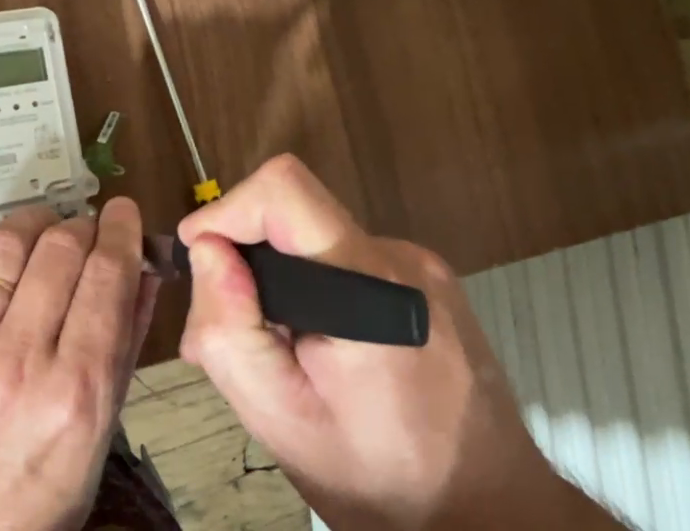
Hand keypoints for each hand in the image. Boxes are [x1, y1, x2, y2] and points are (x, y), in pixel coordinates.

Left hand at [0, 199, 160, 530]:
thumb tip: (143, 269)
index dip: (120, 231)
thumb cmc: (39, 488)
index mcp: (76, 389)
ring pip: (3, 246)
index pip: (106, 276)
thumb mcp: (102, 425)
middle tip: (87, 225)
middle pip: (58, 250)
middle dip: (81, 224)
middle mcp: (17, 364)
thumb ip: (126, 339)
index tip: (122, 212)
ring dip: (32, 224)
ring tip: (42, 227)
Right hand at [179, 156, 618, 529]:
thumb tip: (206, 249)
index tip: (199, 261)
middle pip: (293, 215)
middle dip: (247, 263)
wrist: (489, 513)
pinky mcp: (430, 279)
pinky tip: (325, 353)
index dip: (227, 211)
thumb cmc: (380, 479)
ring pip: (316, 242)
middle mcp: (400, 256)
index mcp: (368, 284)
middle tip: (233, 336)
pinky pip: (348, 262)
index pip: (283, 190)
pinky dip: (318, 293)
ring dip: (283, 284)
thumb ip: (229, 330)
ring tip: (284, 357)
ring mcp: (422, 264)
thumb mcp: (280, 419)